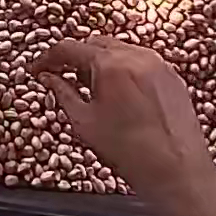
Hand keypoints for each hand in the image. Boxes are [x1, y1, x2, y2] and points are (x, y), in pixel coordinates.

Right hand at [34, 36, 215, 215]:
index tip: (37, 69)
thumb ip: (62, 92)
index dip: (48, 57)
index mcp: (111, 64)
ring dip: (98, 61)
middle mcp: (137, 56)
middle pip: (95, 43)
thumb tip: (48, 78)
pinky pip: (139, 61)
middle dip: (74, 56)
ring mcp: (158, 64)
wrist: (177, 171)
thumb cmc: (128, 150)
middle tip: (59, 75)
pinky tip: (114, 92)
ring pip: (118, 50)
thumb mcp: (83, 121)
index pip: (69, 48)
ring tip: (87, 85)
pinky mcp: (172, 76)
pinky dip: (121, 68)